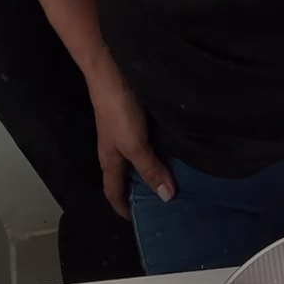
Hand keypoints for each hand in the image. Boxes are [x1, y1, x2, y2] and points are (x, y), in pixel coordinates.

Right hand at [84, 59, 174, 218]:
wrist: (111, 64)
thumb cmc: (117, 108)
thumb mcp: (135, 145)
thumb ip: (150, 169)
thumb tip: (166, 197)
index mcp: (110, 161)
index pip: (113, 192)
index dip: (123, 208)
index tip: (136, 219)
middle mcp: (116, 149)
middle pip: (126, 177)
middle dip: (140, 191)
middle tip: (161, 202)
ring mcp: (123, 132)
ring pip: (137, 159)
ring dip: (151, 171)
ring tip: (173, 180)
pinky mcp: (133, 116)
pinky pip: (146, 141)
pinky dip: (157, 151)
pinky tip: (172, 151)